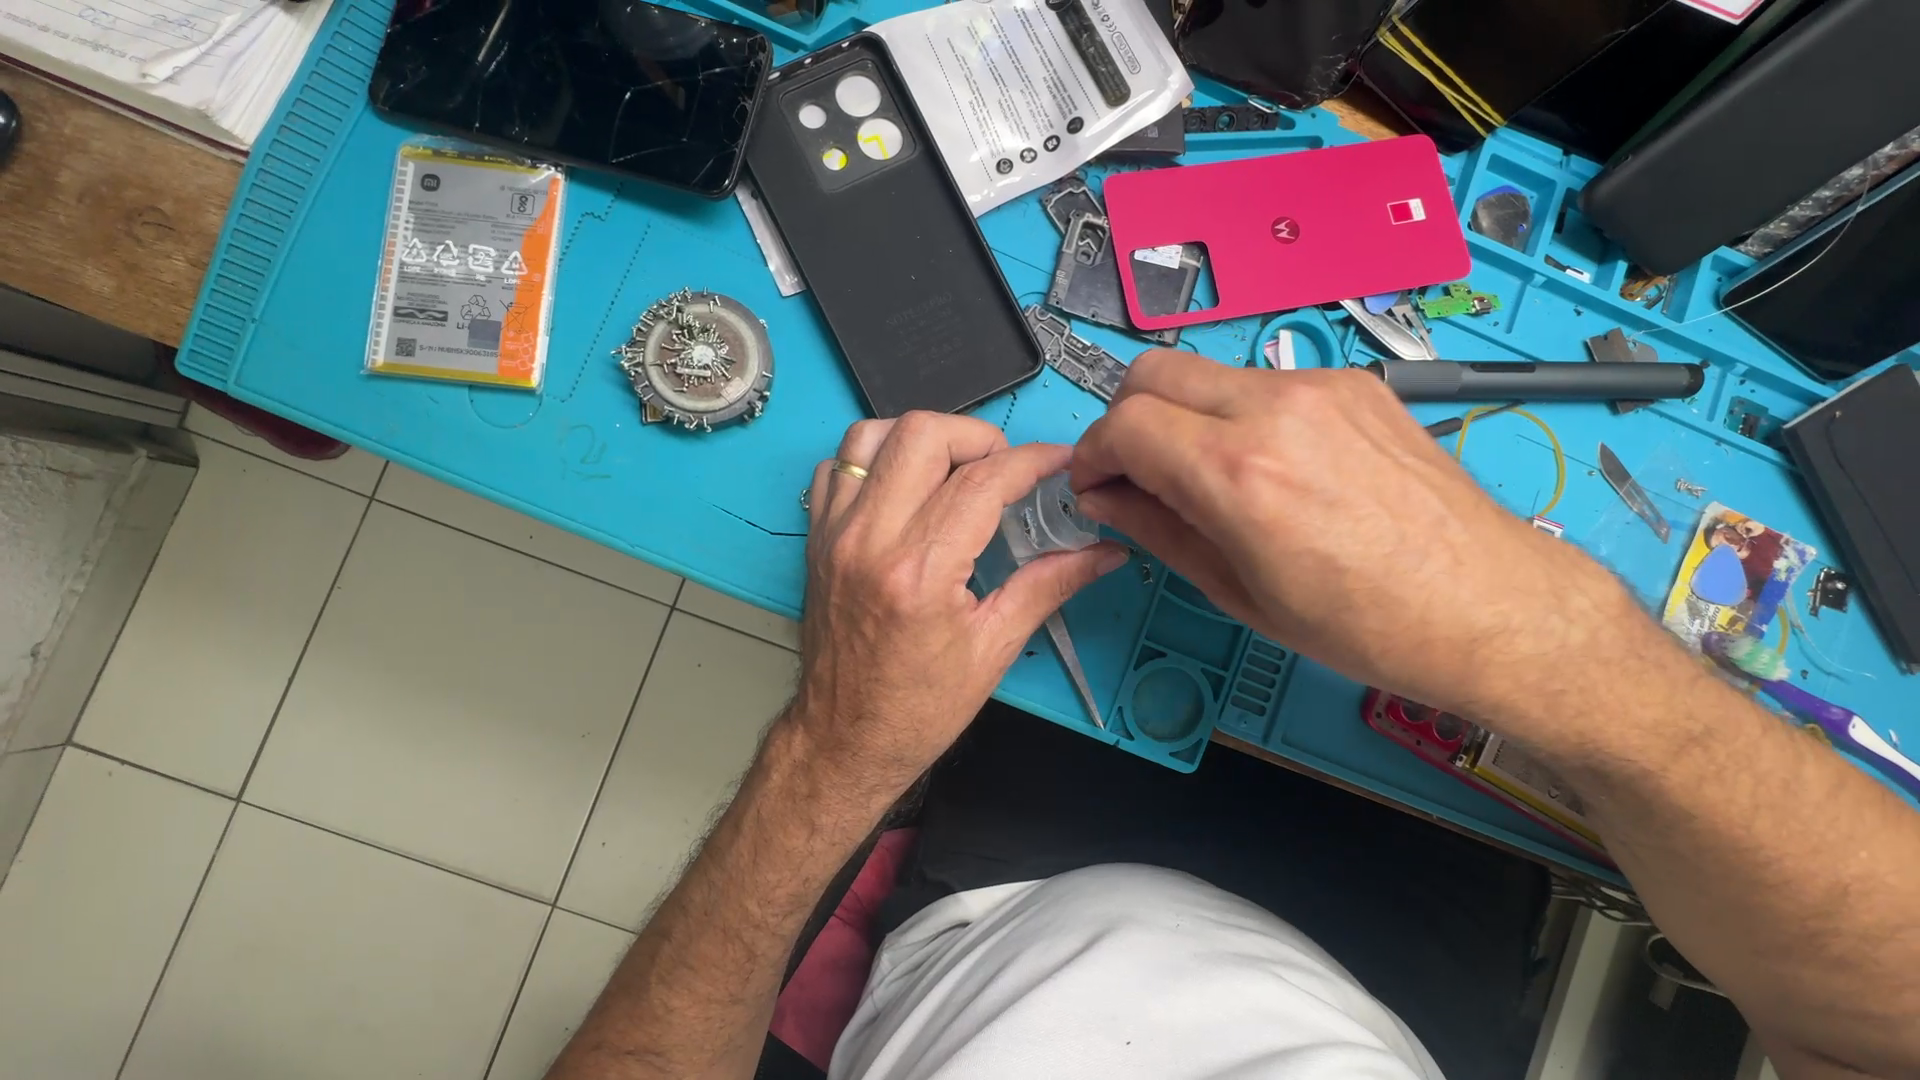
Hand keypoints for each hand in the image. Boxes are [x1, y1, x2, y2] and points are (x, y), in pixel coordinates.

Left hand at [791, 413, 1127, 797]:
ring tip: (954, 472)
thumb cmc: (921, 707)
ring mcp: (833, 533)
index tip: (1059, 462)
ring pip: (871, 435)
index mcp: (921, 570)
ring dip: (921, 440)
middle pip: (923, 434)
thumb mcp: (995, 648)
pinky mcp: (815, 537)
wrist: (844, 739)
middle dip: (977, 437)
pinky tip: (906, 490)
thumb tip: (1107, 551)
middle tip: (1003, 472)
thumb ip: (1050, 584)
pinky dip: (876, 460)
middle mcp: (870, 538)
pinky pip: (838, 466)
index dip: (1032, 460)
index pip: (983, 480)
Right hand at [1070, 350, 1630, 721]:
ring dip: (1179, 413)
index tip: (1095, 483)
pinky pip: (1260, 381)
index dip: (1092, 454)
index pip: (1123, 423)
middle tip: (1134, 470)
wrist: (1486, 605)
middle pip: (1151, 372)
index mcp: (1237, 474)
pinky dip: (1234, 412)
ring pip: (1203, 371)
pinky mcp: (1353, 384)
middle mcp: (1273, 411)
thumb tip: (1105, 498)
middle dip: (1123, 418)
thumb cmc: (1362, 622)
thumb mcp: (1236, 591)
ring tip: (1201, 472)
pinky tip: (1262, 462)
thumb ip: (1157, 529)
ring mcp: (1318, 388)